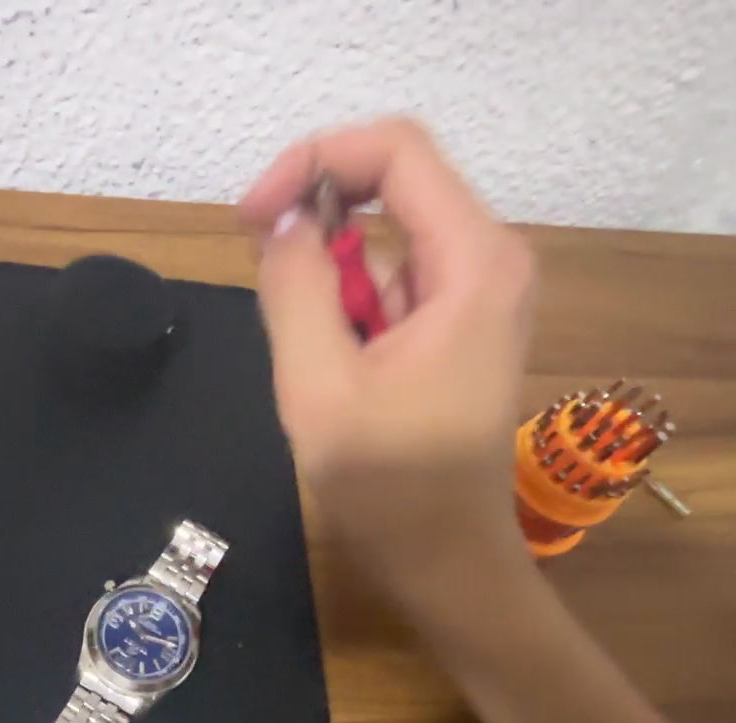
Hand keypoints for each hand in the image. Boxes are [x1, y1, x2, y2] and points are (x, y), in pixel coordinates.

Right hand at [239, 118, 540, 602]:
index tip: (249, 221)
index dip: (312, 163)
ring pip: (379, 248)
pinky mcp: (454, 327)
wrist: (446, 560)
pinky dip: (345, 318)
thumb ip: (294, 290)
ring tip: (320, 373)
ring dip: (329, 292)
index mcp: (472, 261)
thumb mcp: (319, 388)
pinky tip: (341, 380)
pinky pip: (386, 290)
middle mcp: (486, 261)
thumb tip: (282, 223)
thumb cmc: (390, 488)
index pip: (394, 150)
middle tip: (271, 300)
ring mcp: (473, 295)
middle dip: (315, 235)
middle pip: (388, 192)